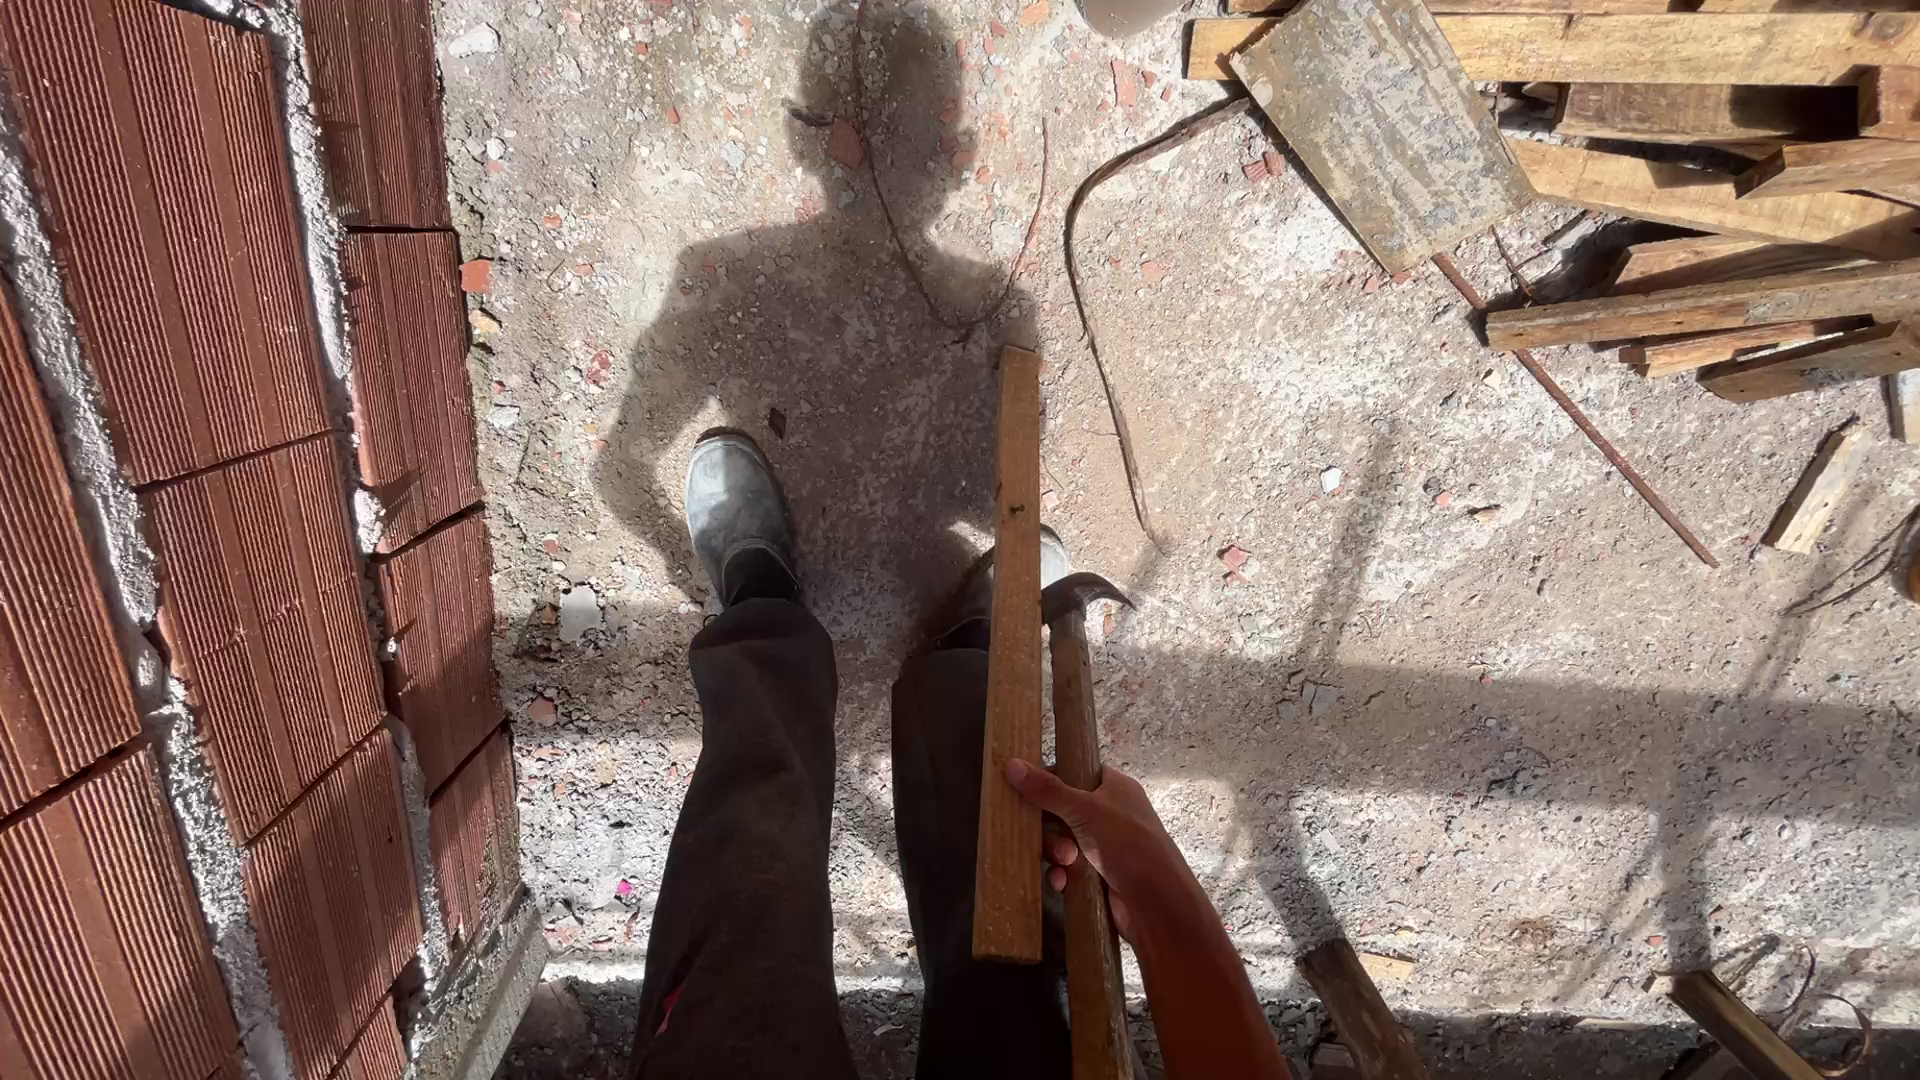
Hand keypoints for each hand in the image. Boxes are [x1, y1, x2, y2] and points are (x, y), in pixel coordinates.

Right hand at [1004, 758, 1197, 941]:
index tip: (1026, 788)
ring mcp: (1107, 845)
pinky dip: (1062, 872)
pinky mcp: (1101, 873)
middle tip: (1042, 831)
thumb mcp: (1084, 809)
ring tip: (1063, 861)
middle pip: (1064, 808)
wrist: (1158, 906)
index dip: (1051, 778)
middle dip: (1050, 824)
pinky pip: (1070, 866)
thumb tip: (1011, 764)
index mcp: (1115, 787)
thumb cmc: (1127, 844)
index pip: (1075, 772)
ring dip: (1056, 850)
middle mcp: (1111, 813)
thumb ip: (1047, 789)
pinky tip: (1061, 882)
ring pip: (1064, 839)